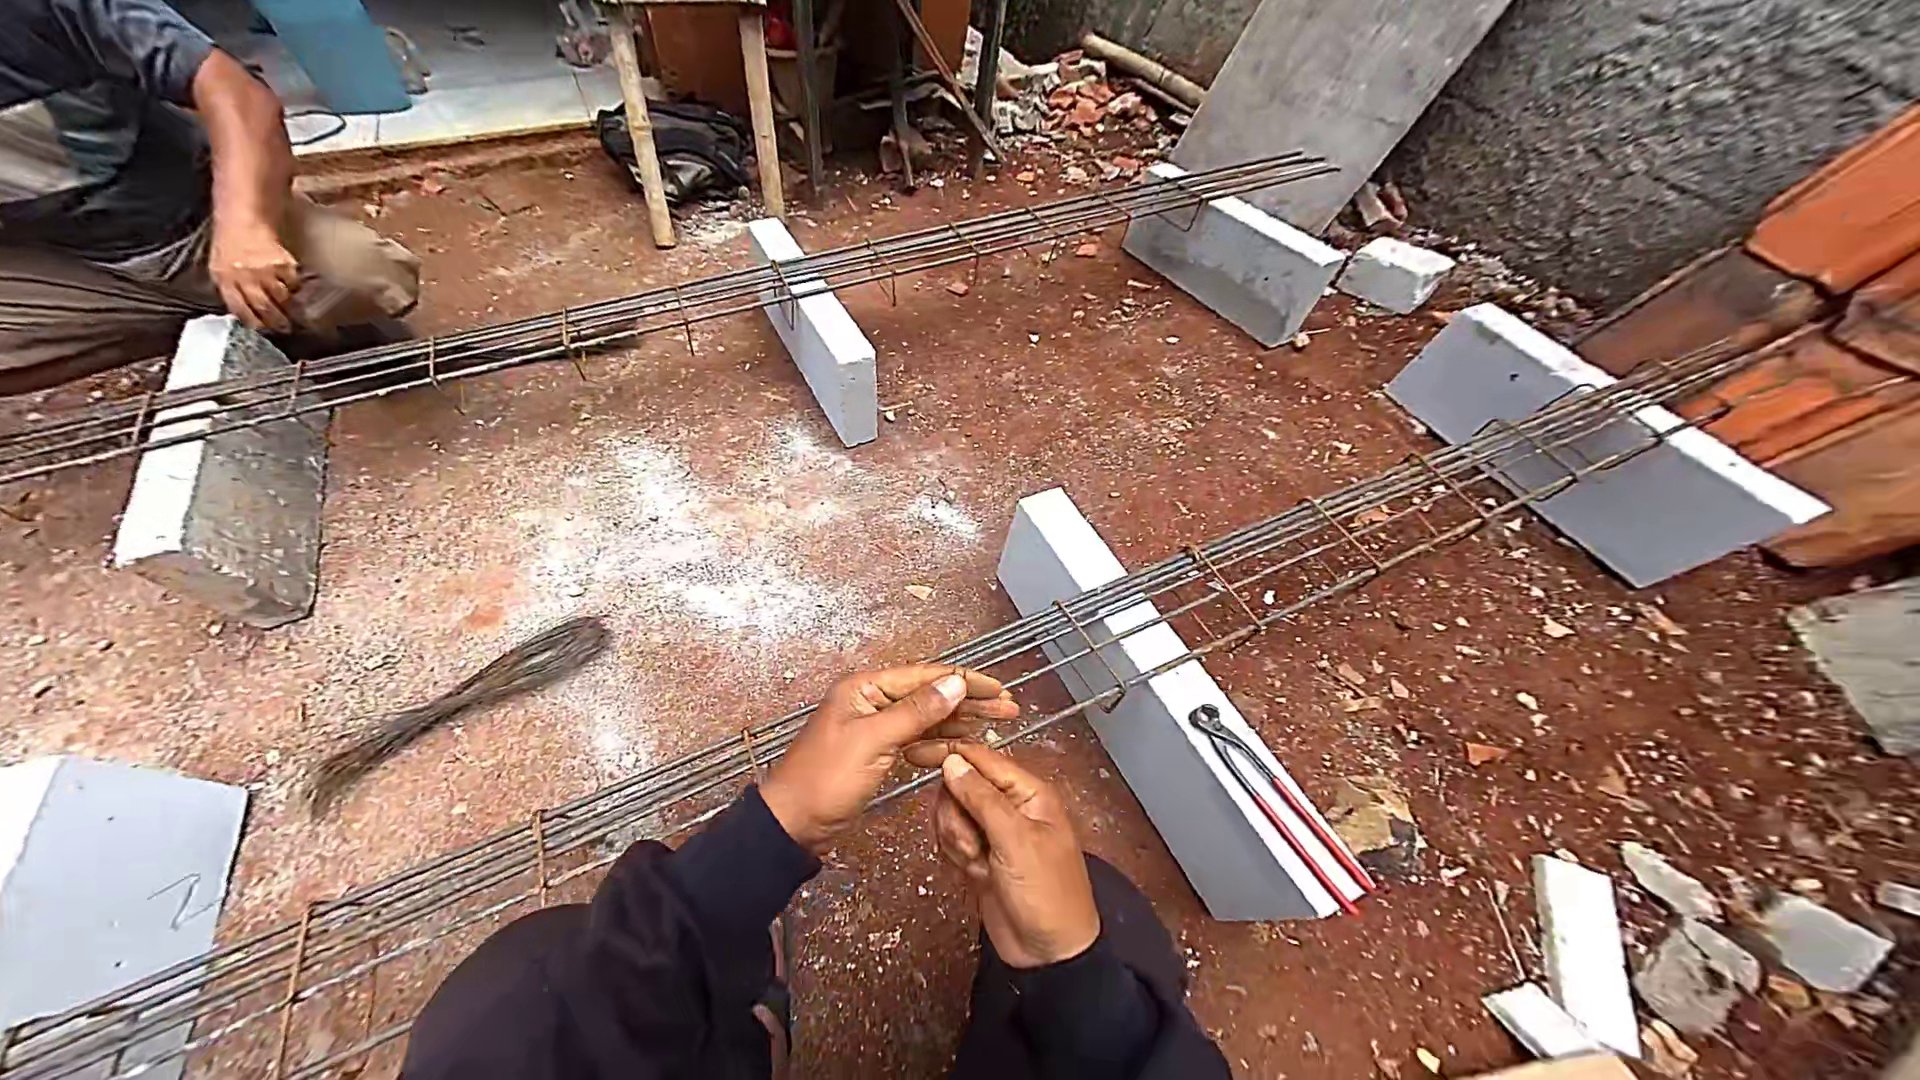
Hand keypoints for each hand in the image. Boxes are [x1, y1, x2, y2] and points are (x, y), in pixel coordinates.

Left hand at [209, 218, 299, 332]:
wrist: (242, 220)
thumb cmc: (230, 243)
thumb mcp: (220, 265)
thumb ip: (232, 287)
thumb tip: (247, 309)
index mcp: (224, 277)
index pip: (238, 307)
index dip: (252, 321)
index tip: (262, 330)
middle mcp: (244, 276)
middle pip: (263, 306)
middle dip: (276, 320)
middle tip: (285, 328)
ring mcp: (265, 271)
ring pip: (282, 298)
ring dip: (288, 306)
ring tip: (293, 310)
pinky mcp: (284, 266)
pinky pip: (294, 284)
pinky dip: (295, 288)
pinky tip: (293, 287)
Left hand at [760, 666, 1018, 854]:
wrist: (792, 824)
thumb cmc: (826, 780)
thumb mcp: (873, 741)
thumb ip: (916, 711)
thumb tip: (956, 683)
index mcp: (866, 687)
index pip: (925, 675)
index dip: (965, 680)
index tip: (998, 688)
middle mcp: (873, 699)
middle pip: (930, 693)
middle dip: (970, 699)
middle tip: (1007, 706)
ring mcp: (876, 723)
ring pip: (928, 715)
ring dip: (961, 718)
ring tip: (997, 721)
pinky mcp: (879, 747)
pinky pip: (918, 735)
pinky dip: (942, 736)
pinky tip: (966, 738)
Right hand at [933, 742, 1099, 967]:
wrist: (1048, 955)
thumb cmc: (1046, 893)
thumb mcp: (1016, 840)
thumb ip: (982, 798)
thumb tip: (952, 761)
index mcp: (1027, 792)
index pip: (982, 758)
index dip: (949, 753)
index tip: (917, 754)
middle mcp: (1009, 805)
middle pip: (960, 786)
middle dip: (956, 814)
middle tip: (971, 844)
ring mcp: (992, 830)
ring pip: (952, 813)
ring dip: (956, 838)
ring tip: (978, 863)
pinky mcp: (978, 853)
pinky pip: (951, 838)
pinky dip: (956, 855)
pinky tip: (975, 872)